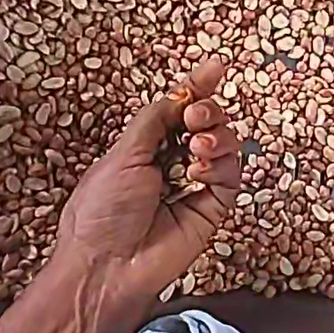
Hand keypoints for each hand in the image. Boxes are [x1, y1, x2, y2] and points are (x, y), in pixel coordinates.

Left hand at [47, 58, 241, 312]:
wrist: (107, 265)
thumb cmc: (102, 211)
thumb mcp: (123, 153)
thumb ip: (155, 119)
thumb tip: (181, 92)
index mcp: (148, 147)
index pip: (180, 110)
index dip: (198, 88)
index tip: (215, 67)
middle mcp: (173, 162)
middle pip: (207, 123)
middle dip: (206, 111)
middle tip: (194, 118)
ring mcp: (194, 185)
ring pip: (225, 145)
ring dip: (216, 136)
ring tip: (196, 145)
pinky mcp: (211, 208)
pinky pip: (230, 176)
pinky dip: (220, 165)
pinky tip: (199, 169)